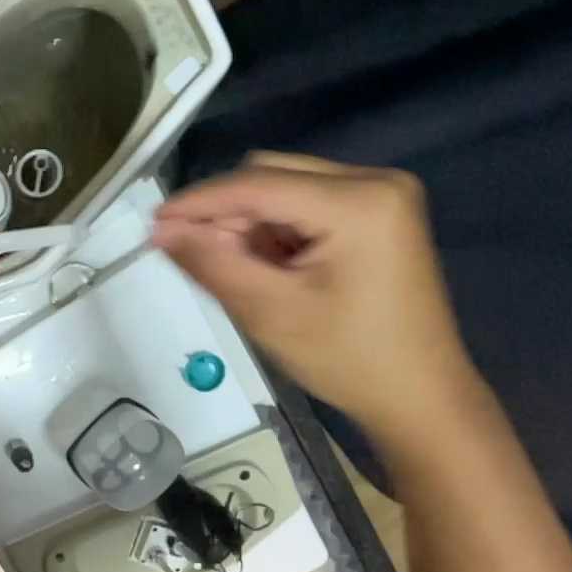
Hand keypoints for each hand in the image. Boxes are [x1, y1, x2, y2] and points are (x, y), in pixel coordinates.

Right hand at [153, 152, 480, 440]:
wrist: (419, 396)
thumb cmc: (348, 359)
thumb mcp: (269, 312)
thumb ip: (211, 264)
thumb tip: (160, 232)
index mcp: (358, 201)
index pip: (257, 183)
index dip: (198, 202)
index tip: (152, 224)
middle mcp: (375, 181)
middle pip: (272, 176)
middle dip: (225, 213)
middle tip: (193, 257)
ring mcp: (381, 197)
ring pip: (286, 190)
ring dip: (248, 224)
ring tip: (232, 270)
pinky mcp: (379, 217)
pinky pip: (307, 207)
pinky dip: (275, 232)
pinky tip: (265, 268)